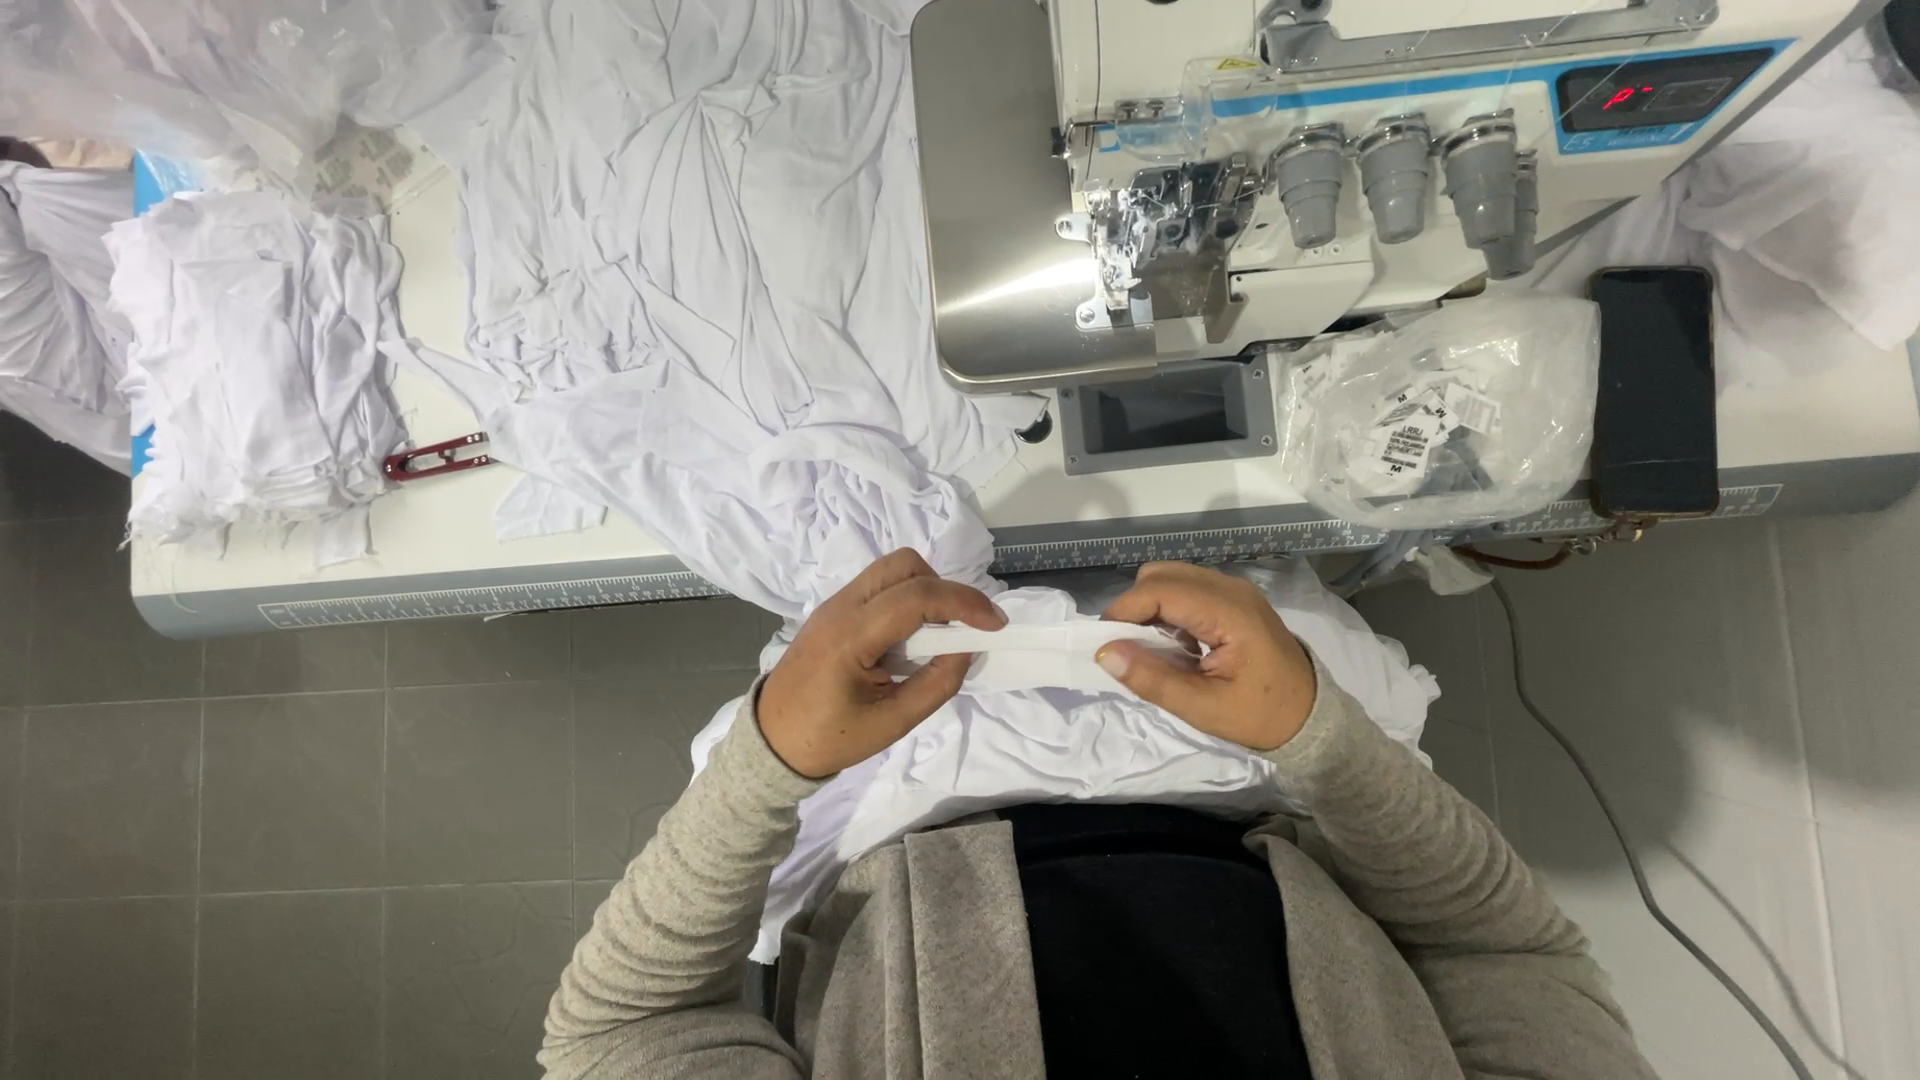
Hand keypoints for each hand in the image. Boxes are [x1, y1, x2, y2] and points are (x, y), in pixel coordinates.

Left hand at [758, 549, 1005, 778]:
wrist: (771, 743)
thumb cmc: (830, 738)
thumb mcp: (893, 722)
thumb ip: (937, 682)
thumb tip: (968, 648)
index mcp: (851, 635)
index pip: (917, 596)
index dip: (964, 603)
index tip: (995, 625)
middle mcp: (840, 606)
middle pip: (904, 564)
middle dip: (944, 588)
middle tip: (960, 627)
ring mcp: (833, 604)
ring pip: (891, 569)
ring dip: (924, 589)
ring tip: (937, 632)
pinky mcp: (832, 610)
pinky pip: (878, 586)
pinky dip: (905, 598)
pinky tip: (910, 635)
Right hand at [1095, 562, 1316, 751]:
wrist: (1312, 719)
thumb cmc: (1260, 716)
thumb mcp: (1203, 708)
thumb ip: (1151, 679)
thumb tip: (1103, 654)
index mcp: (1229, 612)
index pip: (1159, 590)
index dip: (1123, 611)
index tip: (1104, 644)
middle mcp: (1231, 589)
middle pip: (1161, 574)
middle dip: (1134, 605)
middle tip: (1126, 646)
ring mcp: (1234, 591)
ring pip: (1171, 576)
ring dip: (1149, 605)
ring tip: (1149, 646)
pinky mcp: (1233, 599)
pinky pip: (1186, 588)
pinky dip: (1167, 608)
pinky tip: (1173, 642)